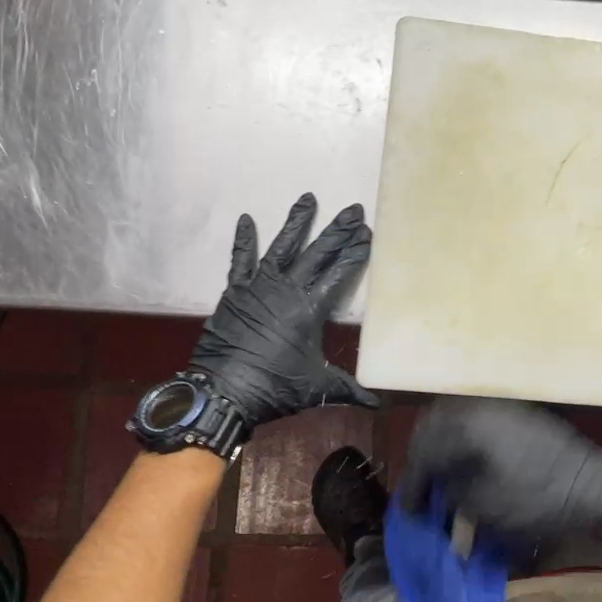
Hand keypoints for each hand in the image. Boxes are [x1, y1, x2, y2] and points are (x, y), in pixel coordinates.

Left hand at [189, 193, 377, 423]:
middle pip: (317, 253)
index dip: (355, 253)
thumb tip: (377, 404)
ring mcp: (258, 287)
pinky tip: (246, 219)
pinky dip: (244, 241)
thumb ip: (348, 389)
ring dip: (296, 223)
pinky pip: (241, 261)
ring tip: (308, 197)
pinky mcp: (235, 292)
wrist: (223, 392)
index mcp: (310, 309)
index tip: (368, 233)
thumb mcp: (317, 388)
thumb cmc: (275, 387)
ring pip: (282, 247)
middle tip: (353, 209)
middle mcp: (287, 290)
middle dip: (337, 231)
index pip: (339, 274)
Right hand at [399, 398, 601, 542]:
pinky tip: (467, 464)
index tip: (410, 511)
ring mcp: (502, 406)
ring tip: (441, 476)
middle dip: (423, 457)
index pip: (425, 450)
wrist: (591, 485)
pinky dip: (464, 442)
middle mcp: (480, 407)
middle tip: (422, 489)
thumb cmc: (538, 500)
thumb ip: (451, 494)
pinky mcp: (518, 414)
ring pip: (455, 419)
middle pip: (435, 425)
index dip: (413, 484)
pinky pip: (477, 422)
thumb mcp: (484, 507)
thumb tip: (437, 491)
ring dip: (442, 445)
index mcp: (468, 424)